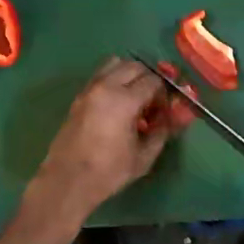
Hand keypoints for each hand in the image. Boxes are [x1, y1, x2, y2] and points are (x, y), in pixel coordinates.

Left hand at [27, 58, 169, 221]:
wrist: (68, 179)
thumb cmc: (109, 171)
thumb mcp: (144, 157)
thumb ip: (163, 131)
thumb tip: (175, 115)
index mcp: (124, 100)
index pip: (153, 80)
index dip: (163, 93)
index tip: (163, 110)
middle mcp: (106, 86)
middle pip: (135, 66)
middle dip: (148, 80)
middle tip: (152, 103)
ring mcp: (90, 88)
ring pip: (115, 63)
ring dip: (130, 74)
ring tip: (134, 98)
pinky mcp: (80, 94)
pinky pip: (101, 74)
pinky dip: (113, 78)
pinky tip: (117, 103)